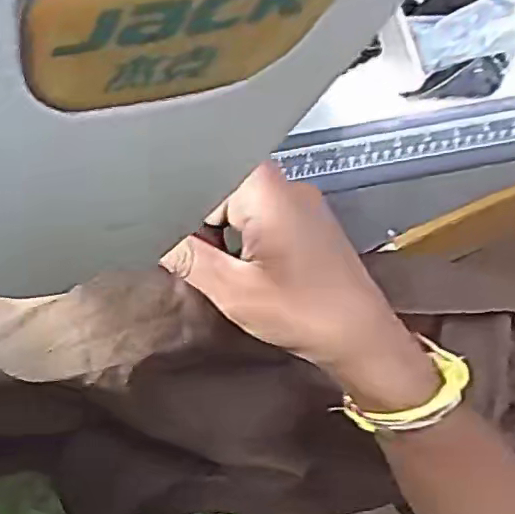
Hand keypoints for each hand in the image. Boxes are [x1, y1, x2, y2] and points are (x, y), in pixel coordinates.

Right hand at [159, 162, 437, 410]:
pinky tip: (244, 272)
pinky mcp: (303, 225)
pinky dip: (240, 243)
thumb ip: (188, 258)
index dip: (183, 207)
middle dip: (199, 223)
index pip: (205, 176)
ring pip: (236, 206)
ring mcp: (298, 205)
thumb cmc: (303, 311)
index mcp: (268, 192)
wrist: (359, 337)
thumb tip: (155, 239)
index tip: (175, 239)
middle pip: (220, 189)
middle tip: (199, 261)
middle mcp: (287, 187)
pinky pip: (257, 220)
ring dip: (220, 236)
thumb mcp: (232, 290)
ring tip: (227, 271)